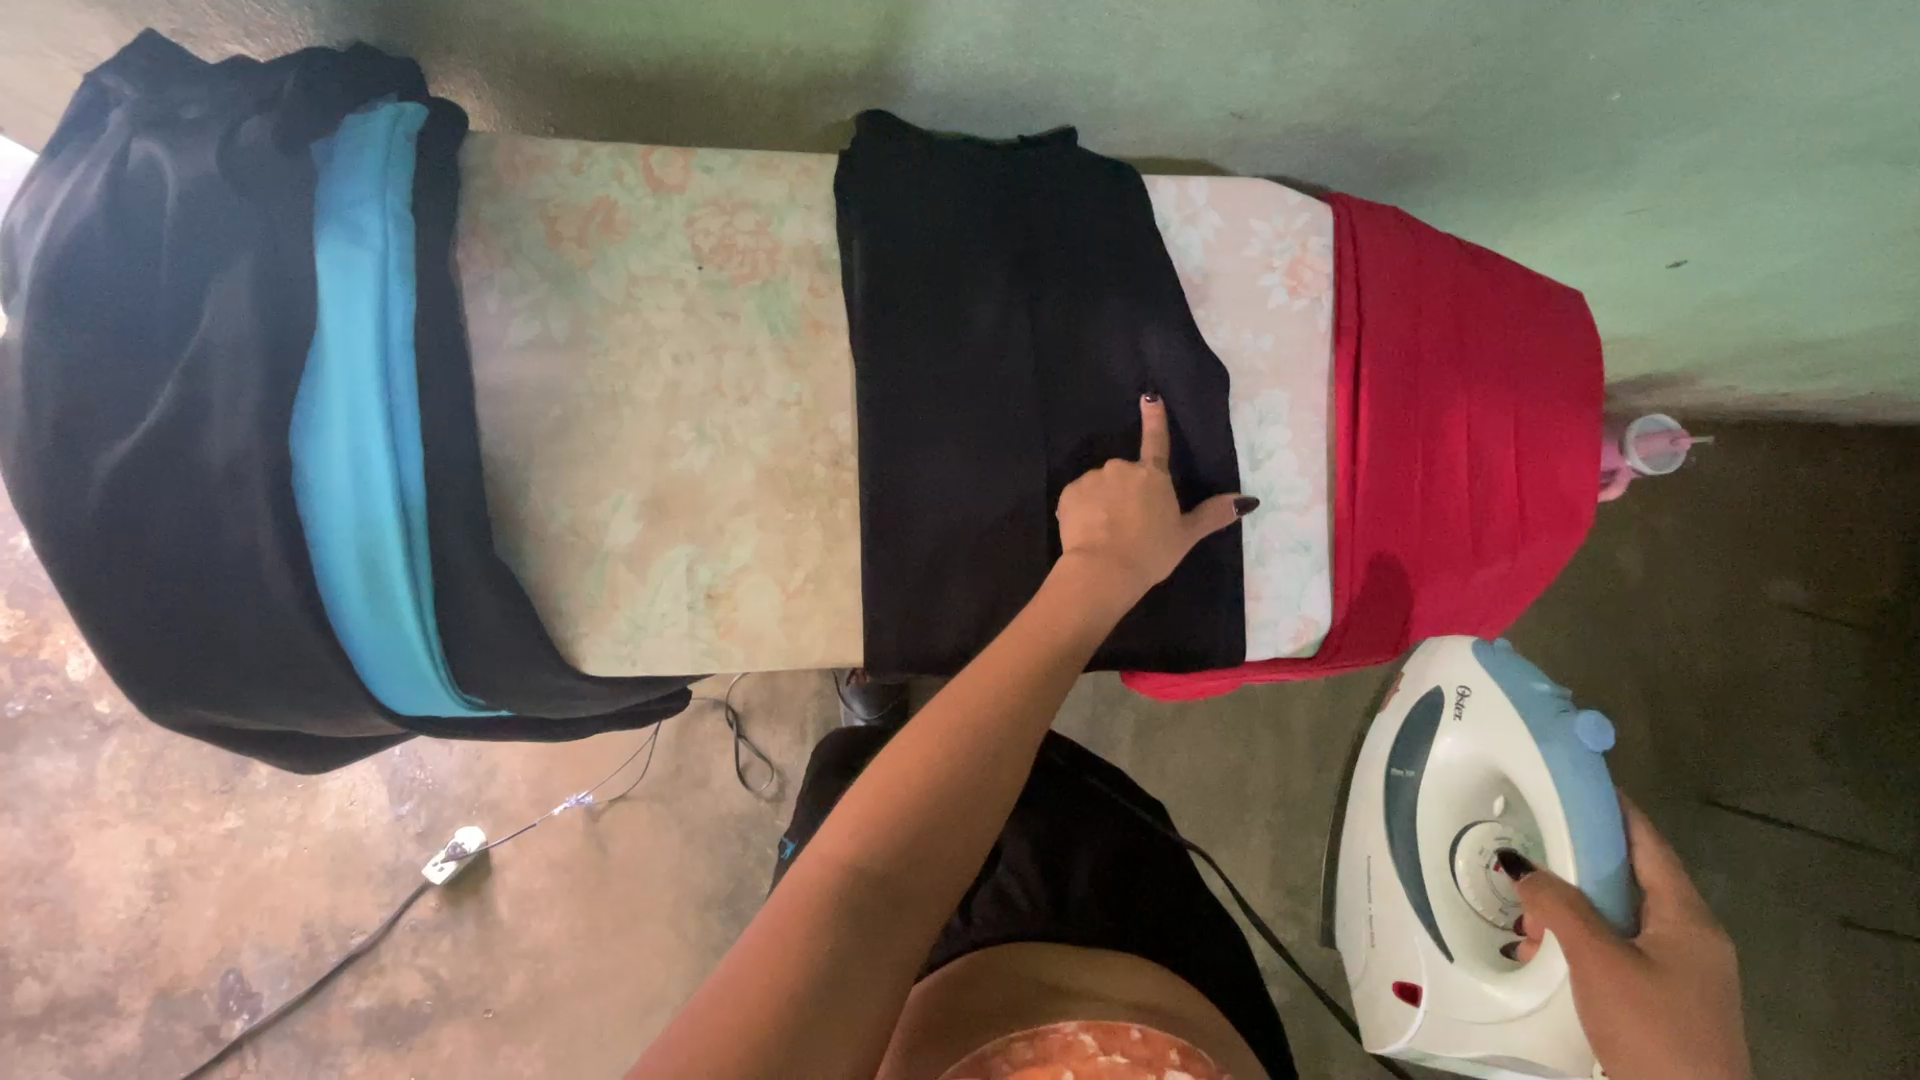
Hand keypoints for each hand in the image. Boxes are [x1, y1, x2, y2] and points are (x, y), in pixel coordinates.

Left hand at [1054, 392, 1252, 601]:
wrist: (1104, 570)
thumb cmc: (1151, 552)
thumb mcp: (1186, 535)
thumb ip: (1213, 514)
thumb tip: (1248, 500)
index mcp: (1153, 475)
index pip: (1156, 441)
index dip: (1154, 418)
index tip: (1149, 395)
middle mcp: (1122, 468)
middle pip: (1125, 475)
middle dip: (1125, 493)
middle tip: (1129, 525)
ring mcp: (1093, 479)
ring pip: (1099, 486)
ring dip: (1102, 502)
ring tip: (1107, 532)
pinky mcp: (1068, 493)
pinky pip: (1077, 498)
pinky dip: (1081, 511)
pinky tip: (1087, 532)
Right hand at [1505, 796, 1751, 1079]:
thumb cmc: (1652, 1028)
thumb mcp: (1597, 960)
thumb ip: (1557, 904)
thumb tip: (1519, 864)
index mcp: (1687, 918)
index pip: (1646, 842)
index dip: (1610, 807)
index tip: (1570, 778)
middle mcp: (1688, 936)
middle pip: (1623, 877)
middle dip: (1569, 866)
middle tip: (1523, 855)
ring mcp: (1676, 969)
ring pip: (1611, 915)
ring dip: (1564, 910)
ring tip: (1524, 920)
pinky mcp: (1657, 996)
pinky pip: (1609, 946)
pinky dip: (1572, 939)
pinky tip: (1540, 952)